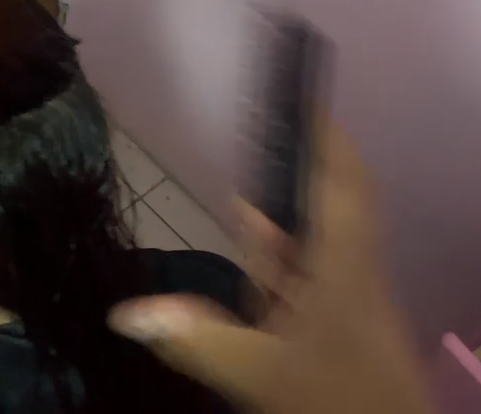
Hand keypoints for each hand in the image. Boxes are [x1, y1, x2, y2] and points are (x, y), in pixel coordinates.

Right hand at [108, 123, 430, 413]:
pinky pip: (321, 260)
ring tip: (258, 177)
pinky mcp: (350, 317)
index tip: (306, 97)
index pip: (342, 183)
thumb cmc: (337, 400)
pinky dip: (291, 242)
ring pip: (332, 228)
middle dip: (316, 154)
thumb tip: (123, 311)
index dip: (327, 136)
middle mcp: (356, 269)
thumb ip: (195, 336)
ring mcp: (357, 293)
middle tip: (280, 123)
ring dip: (300, 199)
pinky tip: (259, 250)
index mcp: (342, 266)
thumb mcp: (260, 373)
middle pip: (344, 194)